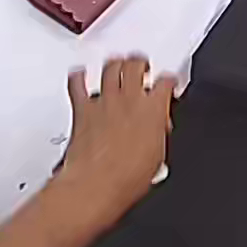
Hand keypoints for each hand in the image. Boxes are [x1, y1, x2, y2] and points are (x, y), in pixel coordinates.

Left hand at [57, 56, 177, 221]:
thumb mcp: (158, 156)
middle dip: (140, 62)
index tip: (168, 82)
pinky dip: (78, 76)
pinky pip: (77, 83)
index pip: (165, 82)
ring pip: (110, 67)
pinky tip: (79, 74)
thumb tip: (157, 130)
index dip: (169, 80)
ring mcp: (104, 100)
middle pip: (135, 64)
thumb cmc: (128, 177)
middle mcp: (129, 98)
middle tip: (142, 64)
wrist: (98, 184)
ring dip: (115, 63)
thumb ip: (159, 134)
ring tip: (117, 63)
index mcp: (153, 109)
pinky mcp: (82, 108)